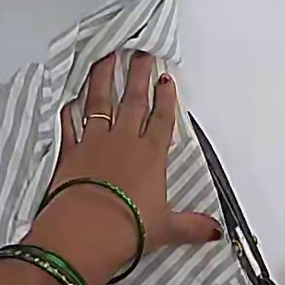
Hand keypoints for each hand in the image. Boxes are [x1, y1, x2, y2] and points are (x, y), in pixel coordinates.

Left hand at [30, 51, 220, 284]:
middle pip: (133, 101)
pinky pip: (69, 124)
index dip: (165, 97)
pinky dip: (68, 110)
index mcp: (151, 155)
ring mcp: (94, 143)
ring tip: (106, 57)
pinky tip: (68, 98)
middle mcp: (124, 142)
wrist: (86, 231)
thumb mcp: (167, 228)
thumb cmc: (128, 227)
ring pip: (99, 102)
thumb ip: (192, 226)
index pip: (162, 118)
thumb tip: (215, 232)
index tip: (165, 78)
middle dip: (138, 74)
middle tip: (140, 52)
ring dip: (103, 78)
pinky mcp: (69, 152)